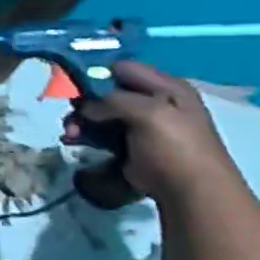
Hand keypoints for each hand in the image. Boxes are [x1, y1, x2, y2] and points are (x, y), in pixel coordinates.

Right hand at [62, 60, 240, 203]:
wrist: (189, 191)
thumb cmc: (175, 147)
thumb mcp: (150, 113)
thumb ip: (114, 101)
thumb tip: (85, 106)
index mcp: (165, 87)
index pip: (124, 69)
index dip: (98, 73)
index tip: (73, 85)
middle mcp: (152, 101)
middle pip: (108, 92)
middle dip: (85, 102)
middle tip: (71, 115)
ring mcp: (140, 125)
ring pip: (101, 114)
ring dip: (81, 121)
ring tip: (70, 135)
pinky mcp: (129, 145)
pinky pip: (101, 133)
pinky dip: (85, 135)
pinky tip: (73, 141)